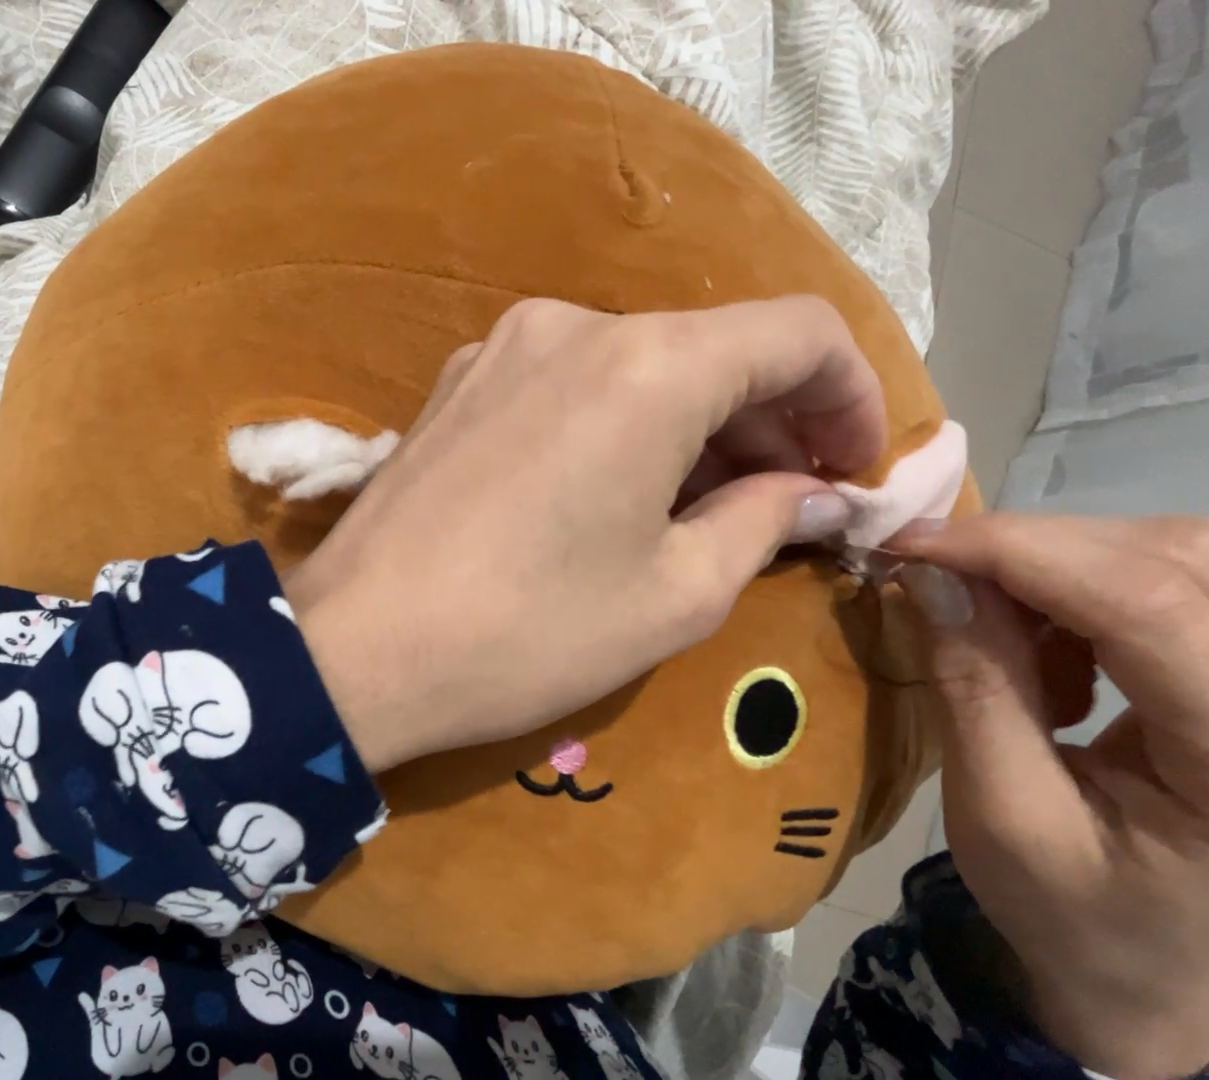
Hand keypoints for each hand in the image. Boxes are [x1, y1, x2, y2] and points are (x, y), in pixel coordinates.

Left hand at [282, 296, 886, 772]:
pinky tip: (612, 492)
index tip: (855, 471)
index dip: (852, 397)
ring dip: (689, 425)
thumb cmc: (525, 632)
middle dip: (768, 419)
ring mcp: (497, 351)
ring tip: (704, 509)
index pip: (797, 333)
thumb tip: (812, 490)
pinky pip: (563, 386)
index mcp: (648, 364)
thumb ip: (763, 520)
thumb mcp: (673, 595)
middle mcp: (571, 328)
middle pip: (709, 348)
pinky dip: (614, 424)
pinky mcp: (451, 388)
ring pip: (633, 367)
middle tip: (791, 502)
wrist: (353, 648)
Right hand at [892, 514, 1208, 1077]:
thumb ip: (976, 692)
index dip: (1018, 553)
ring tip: (996, 623)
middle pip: (1184, 559)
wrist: (1156, 967)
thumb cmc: (1072, 912)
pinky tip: (1053, 640)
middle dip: (1035, 547)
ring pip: (1191, 553)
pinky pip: (1192, 578)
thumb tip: (932, 579)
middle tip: (933, 574)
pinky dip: (1092, 585)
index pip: (1151, 607)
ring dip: (1064, 563)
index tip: (907, 543)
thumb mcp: (1001, 815)